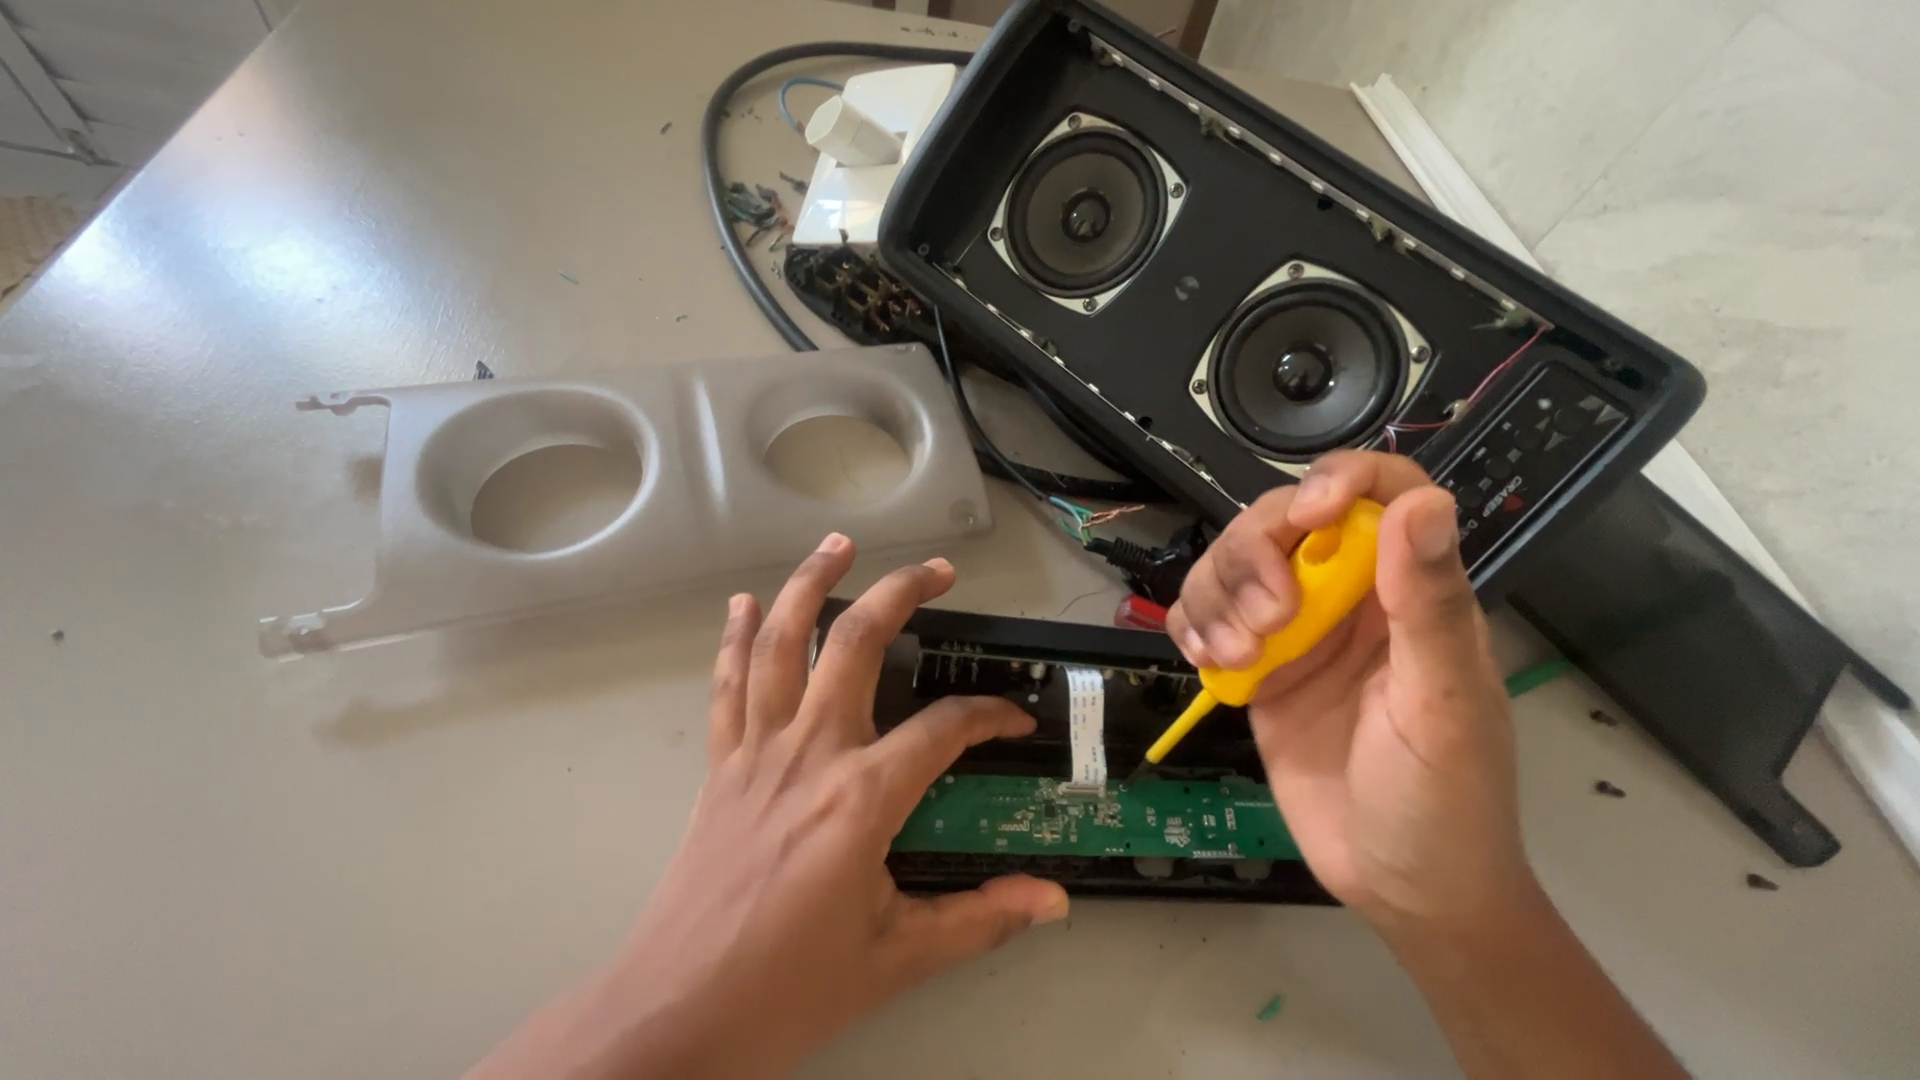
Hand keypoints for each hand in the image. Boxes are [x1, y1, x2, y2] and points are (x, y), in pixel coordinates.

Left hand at [465, 535, 1070, 1079]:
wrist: (674, 1013)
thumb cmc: (789, 988)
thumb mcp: (898, 958)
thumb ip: (980, 920)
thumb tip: (1054, 901)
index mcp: (862, 796)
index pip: (944, 730)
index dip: (989, 716)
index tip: (1014, 720)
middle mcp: (810, 752)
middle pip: (857, 644)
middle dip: (900, 593)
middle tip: (936, 569)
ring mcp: (757, 751)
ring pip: (783, 643)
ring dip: (811, 585)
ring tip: (839, 544)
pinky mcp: (720, 766)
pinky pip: (729, 685)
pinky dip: (737, 638)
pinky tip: (744, 604)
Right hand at [1165, 451, 1534, 935]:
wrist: (1396, 883)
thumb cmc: (1444, 798)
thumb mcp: (1444, 703)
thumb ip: (1431, 604)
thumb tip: (1423, 503)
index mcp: (1408, 589)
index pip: (1380, 492)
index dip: (1337, 482)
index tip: (1306, 521)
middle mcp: (1346, 596)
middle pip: (1277, 520)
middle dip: (1253, 558)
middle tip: (1267, 627)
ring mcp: (1293, 631)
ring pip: (1228, 564)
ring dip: (1217, 599)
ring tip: (1238, 660)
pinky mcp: (1252, 667)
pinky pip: (1202, 616)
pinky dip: (1191, 626)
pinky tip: (1209, 662)